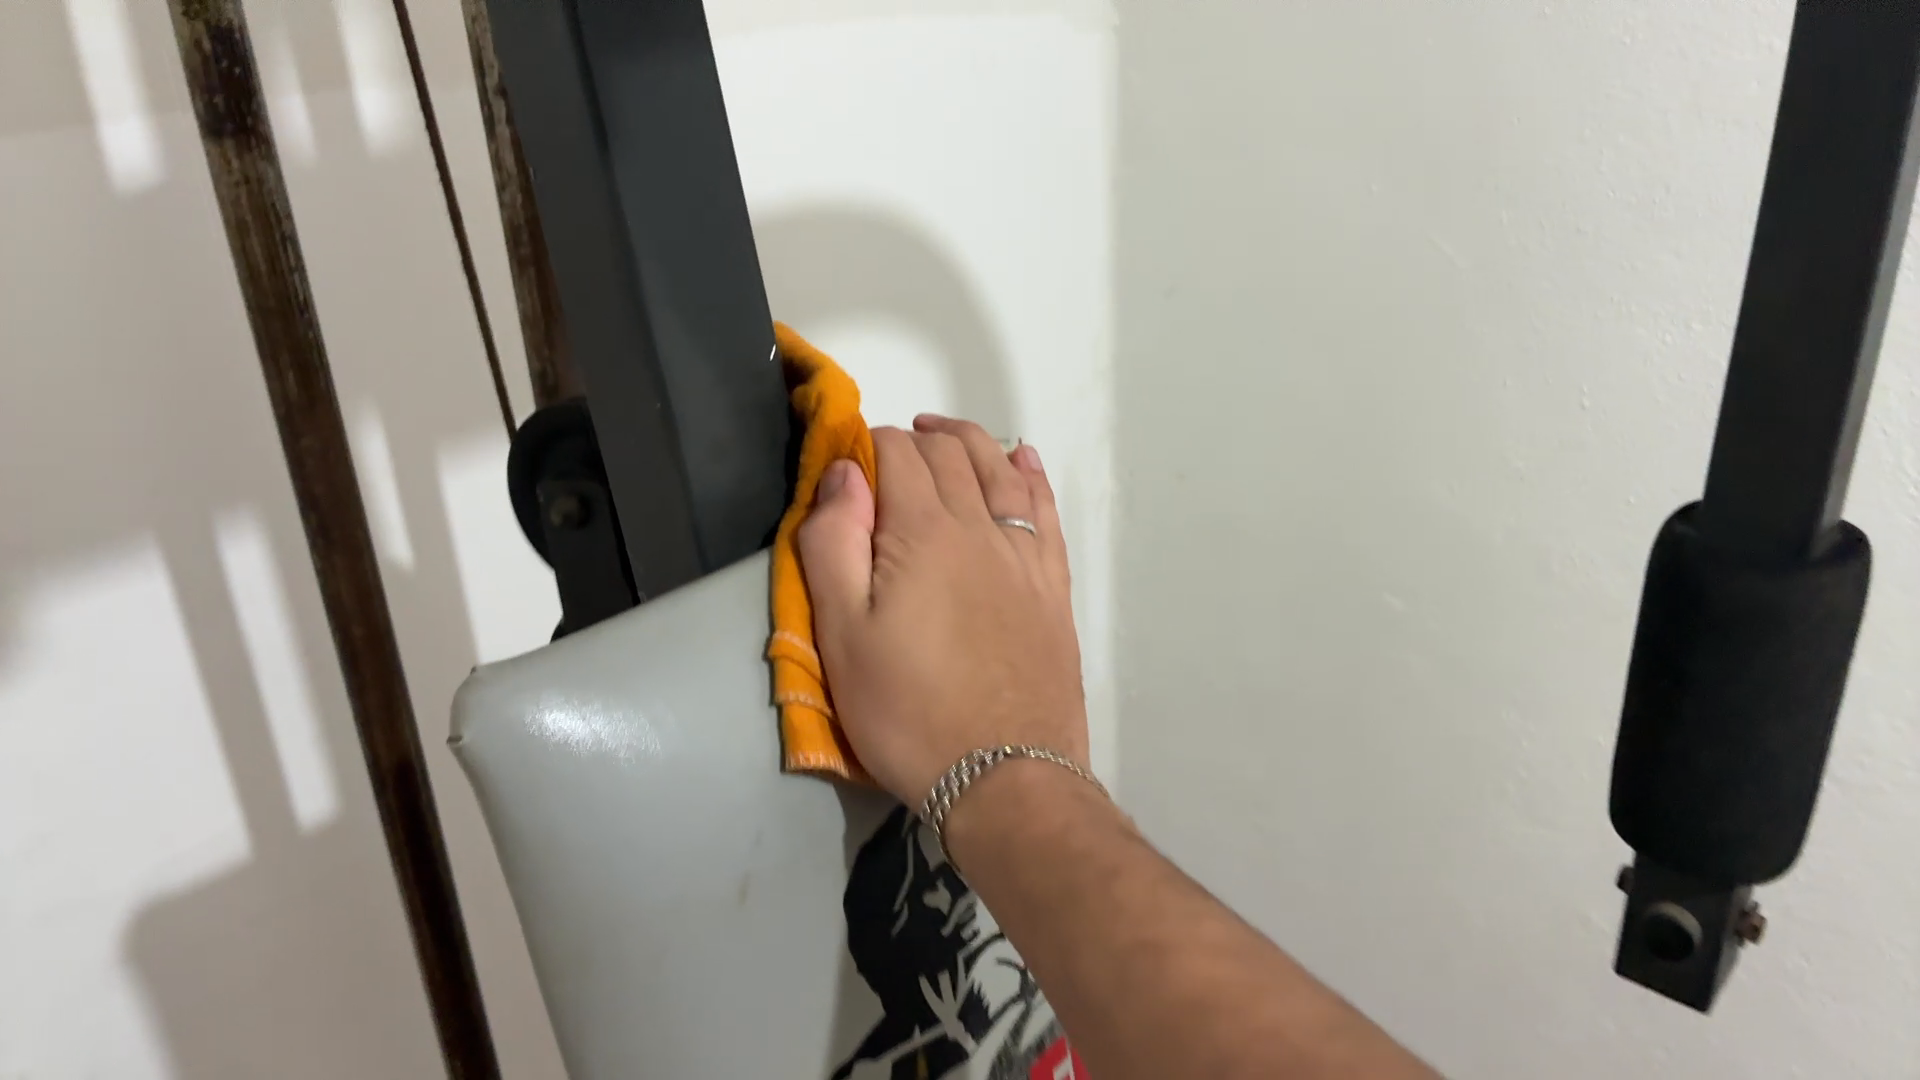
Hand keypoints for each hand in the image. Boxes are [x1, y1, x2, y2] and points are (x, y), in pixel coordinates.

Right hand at [797, 414, 1088, 804]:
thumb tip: (845, 472)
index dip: (869, 446)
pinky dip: (1030, 476)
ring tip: (944, 436)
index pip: (897, 454)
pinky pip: (1044, 510)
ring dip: (969, 442)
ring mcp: (1025, 554)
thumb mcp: (842, 634)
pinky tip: (1023, 462)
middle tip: (890, 456)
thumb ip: (833, 543)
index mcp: (923, 532)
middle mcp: (981, 527)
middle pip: (950, 454)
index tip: (851, 467)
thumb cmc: (908, 710)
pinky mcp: (1053, 584)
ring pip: (999, 470)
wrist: (1004, 775)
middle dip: (914, 440)